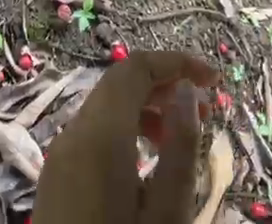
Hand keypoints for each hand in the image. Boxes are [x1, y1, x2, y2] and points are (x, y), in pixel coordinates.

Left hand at [33, 51, 218, 223]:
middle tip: (207, 109)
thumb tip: (187, 91)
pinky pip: (93, 133)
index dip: (176, 63)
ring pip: (105, 107)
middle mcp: (73, 133)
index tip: (216, 81)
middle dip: (164, 84)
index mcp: (100, 134)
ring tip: (182, 136)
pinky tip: (149, 161)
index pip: (136, 68)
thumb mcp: (168, 213)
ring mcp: (59, 156)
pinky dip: (125, 129)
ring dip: (146, 107)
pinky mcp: (55, 178)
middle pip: (119, 83)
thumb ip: (181, 145)